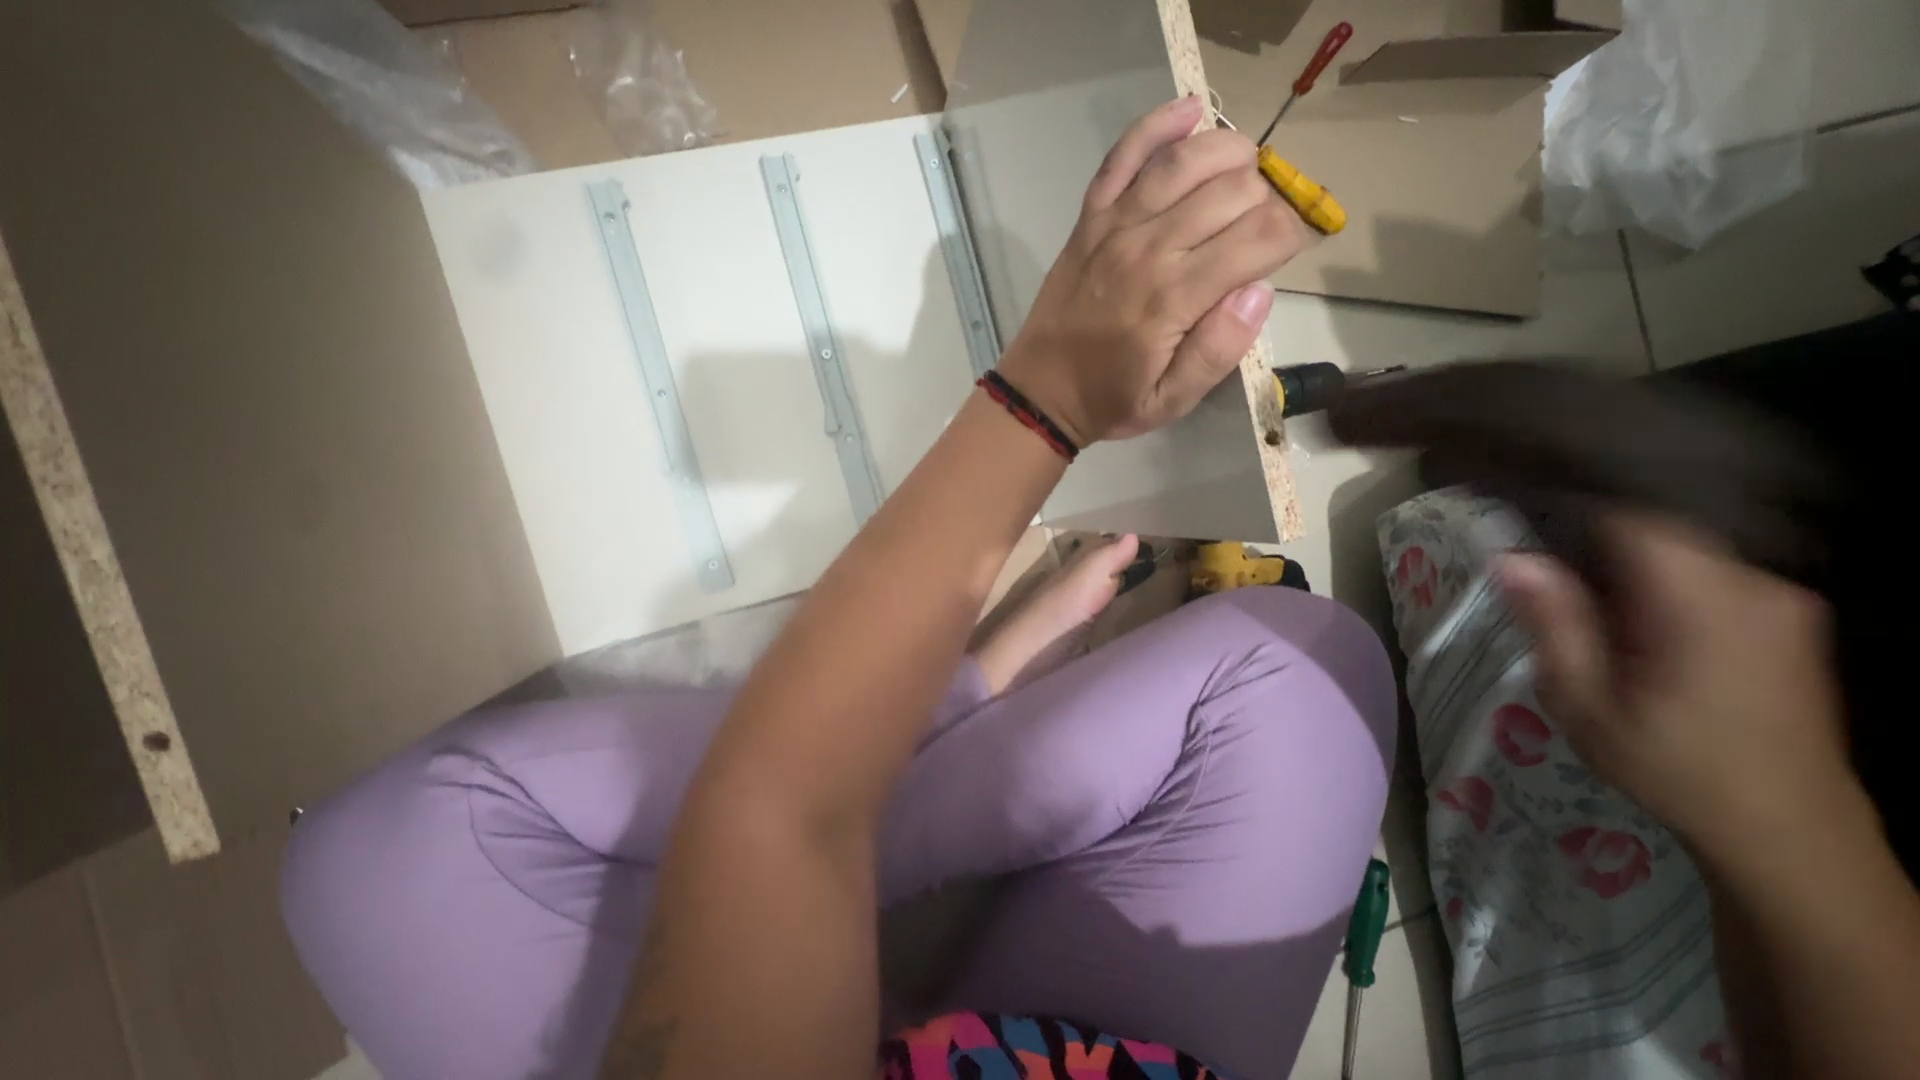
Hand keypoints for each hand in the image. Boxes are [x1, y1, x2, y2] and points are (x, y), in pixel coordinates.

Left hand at [996, 96, 1305, 444]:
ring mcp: (1114, 226)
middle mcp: (1147, 248)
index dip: (1293, 234)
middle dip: (1269, 198)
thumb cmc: (1110, 398)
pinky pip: (1122, 156)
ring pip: (1185, 161)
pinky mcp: (1090, 218)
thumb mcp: (1172, 400)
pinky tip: (1191, 111)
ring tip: (1247, 172)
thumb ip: (1219, 349)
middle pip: (1233, 190)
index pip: (1260, 236)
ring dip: (1230, 153)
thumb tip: (1260, 291)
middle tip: (1264, 225)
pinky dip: (1157, 126)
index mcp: (1173, 297)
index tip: (1291, 250)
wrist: (1039, 391)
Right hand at [1497, 512, 1854, 858]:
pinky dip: (1663, 578)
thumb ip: (1554, 624)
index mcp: (1703, 602)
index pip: (1632, 515)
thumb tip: (1510, 559)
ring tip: (1584, 596)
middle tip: (1541, 562)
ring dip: (1629, 561)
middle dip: (1595, 538)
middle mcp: (1754, 584)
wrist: (1788, 830)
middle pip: (1658, 527)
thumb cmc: (1673, 769)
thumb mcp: (1587, 704)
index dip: (1571, 502)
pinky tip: (1636, 618)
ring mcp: (1782, 597)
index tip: (1521, 509)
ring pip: (1684, 548)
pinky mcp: (1789, 614)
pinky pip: (1710, 571)